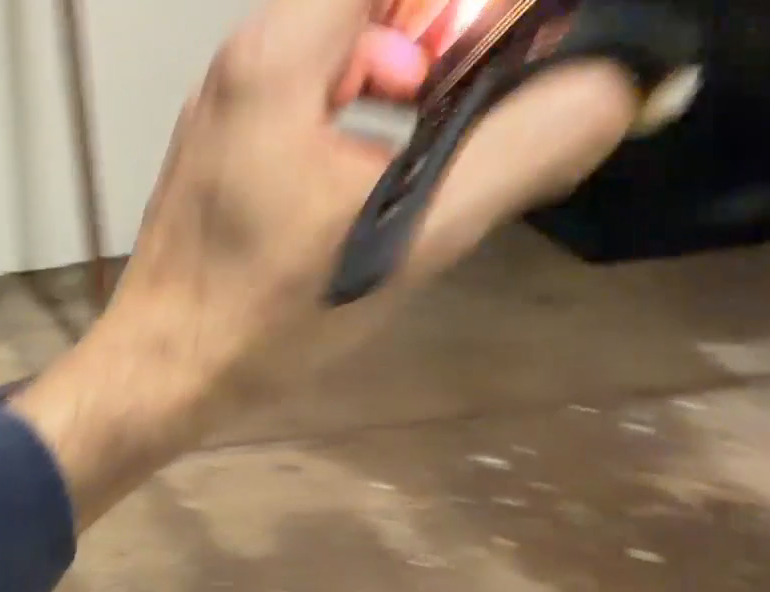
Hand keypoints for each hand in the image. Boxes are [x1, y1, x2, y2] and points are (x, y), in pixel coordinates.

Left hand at [13, 0, 641, 527]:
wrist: (156, 375)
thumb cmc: (265, 316)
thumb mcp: (414, 234)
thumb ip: (529, 139)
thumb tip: (613, 79)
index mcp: (279, 54)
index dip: (468, 4)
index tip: (504, 56)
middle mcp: (242, 61)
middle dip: (452, 32)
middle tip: (486, 99)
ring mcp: (225, 108)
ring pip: (349, 42)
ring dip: (416, 72)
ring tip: (443, 139)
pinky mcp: (221, 151)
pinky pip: (315, 92)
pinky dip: (369, 107)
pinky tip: (386, 172)